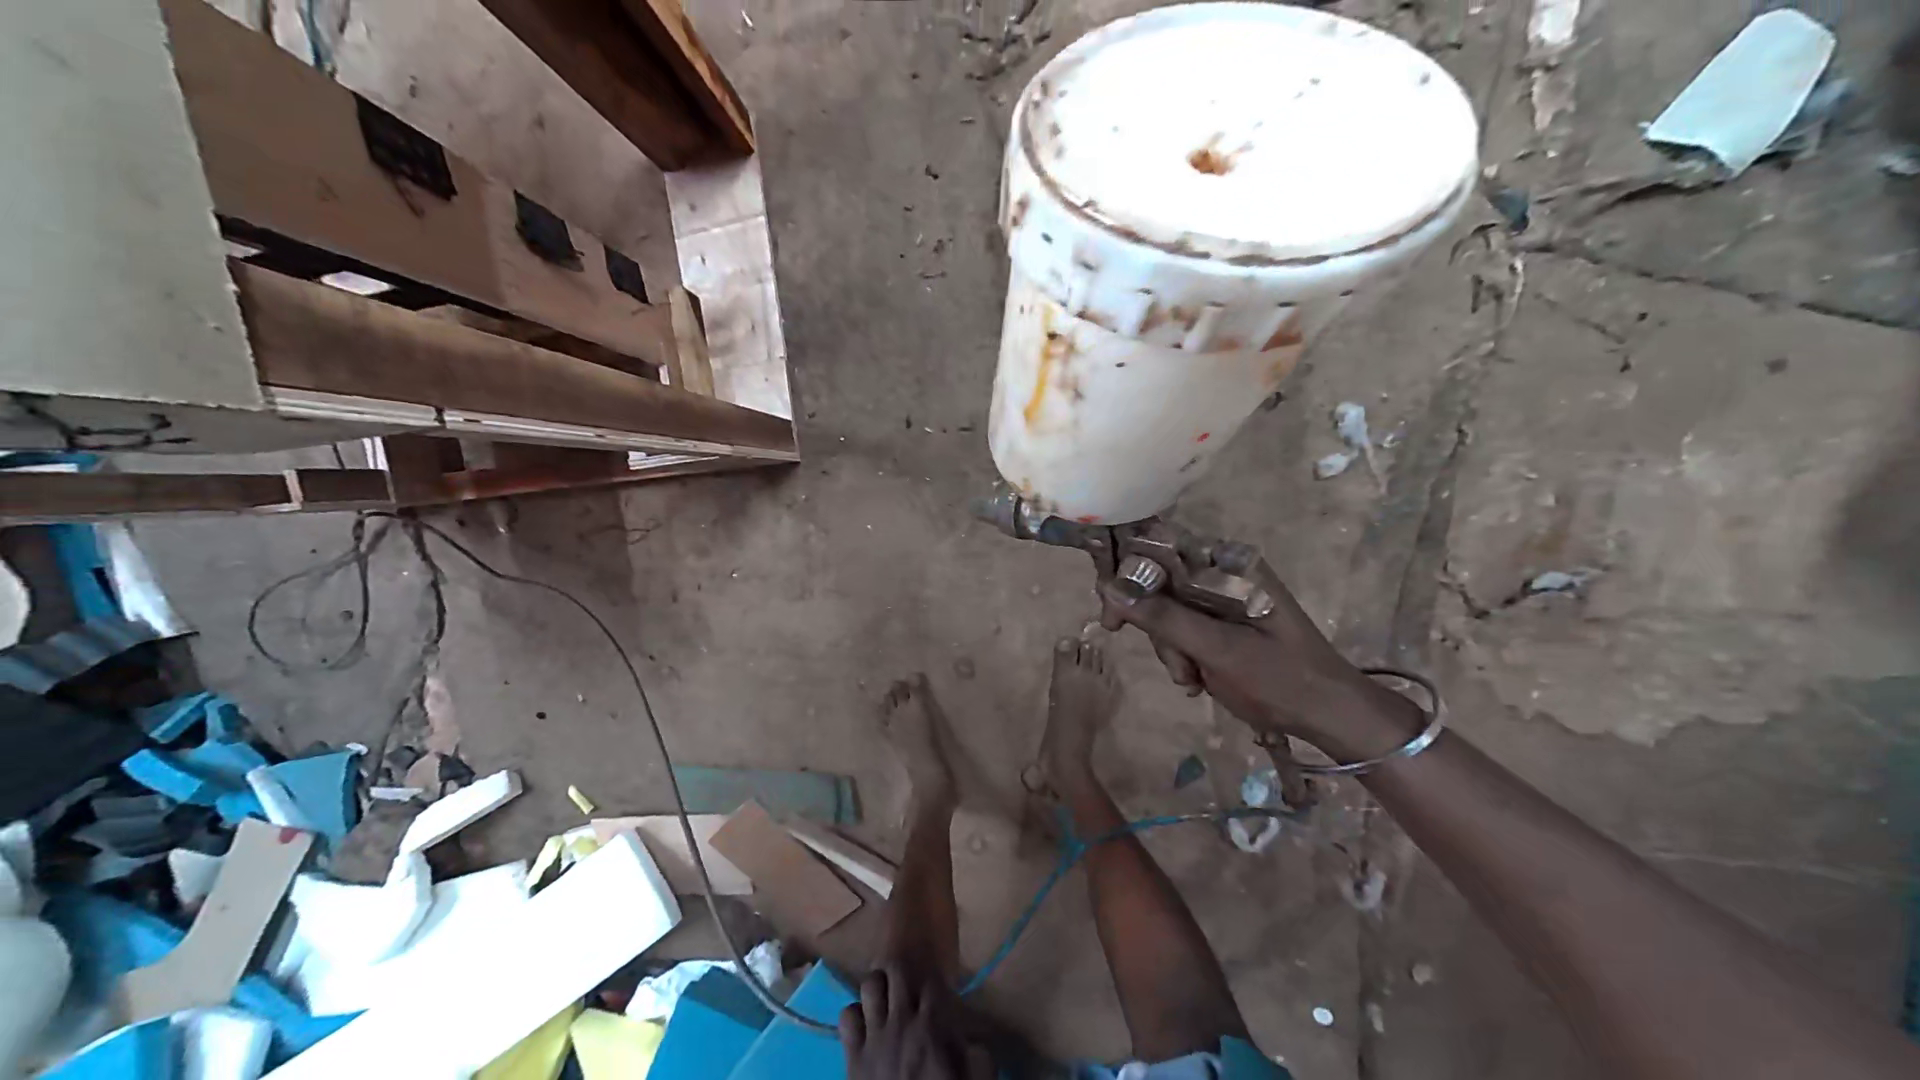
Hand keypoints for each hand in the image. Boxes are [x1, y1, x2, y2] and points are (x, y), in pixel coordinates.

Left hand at [840, 963, 969, 1079]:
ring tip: (887, 1001)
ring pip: (870, 986)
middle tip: (911, 991)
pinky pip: (847, 1017)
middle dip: (904, 974)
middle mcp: (901, 1022)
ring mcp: (874, 1037)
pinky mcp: (853, 1056)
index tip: (937, 994)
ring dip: (879, 989)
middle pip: (898, 971)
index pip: (932, 983)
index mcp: (932, 1028)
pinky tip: (867, 1026)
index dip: (935, 985)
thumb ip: (981, 1063)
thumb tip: (979, 1044)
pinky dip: (856, 1015)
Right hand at [1097, 566, 1416, 758]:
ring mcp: (1223, 599)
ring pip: (1166, 610)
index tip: (1109, 610)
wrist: (1331, 717)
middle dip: (1151, 619)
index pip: (1162, 546)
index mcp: (1229, 564)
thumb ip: (1164, 617)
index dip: (1128, 570)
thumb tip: (1109, 587)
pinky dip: (1181, 654)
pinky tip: (1197, 679)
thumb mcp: (1218, 649)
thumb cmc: (1280, 679)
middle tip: (1132, 641)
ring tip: (1191, 677)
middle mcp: (1224, 572)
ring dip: (1169, 646)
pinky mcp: (1223, 624)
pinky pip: (1181, 629)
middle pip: (1158, 580)